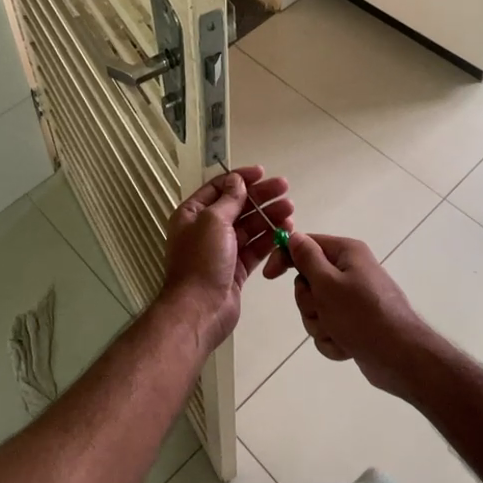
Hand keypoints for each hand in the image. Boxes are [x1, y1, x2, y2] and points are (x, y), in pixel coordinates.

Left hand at [160, 166, 292, 350]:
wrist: (200, 309)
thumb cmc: (201, 260)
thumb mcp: (213, 221)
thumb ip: (229, 200)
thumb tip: (237, 181)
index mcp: (192, 214)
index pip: (218, 188)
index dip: (240, 178)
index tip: (262, 173)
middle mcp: (206, 229)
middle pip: (237, 206)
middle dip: (260, 197)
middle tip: (285, 189)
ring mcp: (222, 250)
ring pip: (249, 227)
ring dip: (268, 216)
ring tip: (290, 209)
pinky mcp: (236, 268)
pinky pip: (255, 248)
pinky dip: (269, 238)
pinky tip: (286, 230)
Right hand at [278, 231, 438, 395]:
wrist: (400, 359)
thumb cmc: (362, 316)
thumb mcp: (328, 284)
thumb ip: (307, 259)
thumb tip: (293, 235)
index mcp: (347, 253)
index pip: (306, 244)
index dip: (285, 257)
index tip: (270, 276)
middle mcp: (350, 271)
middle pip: (308, 281)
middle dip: (310, 303)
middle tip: (323, 311)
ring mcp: (352, 299)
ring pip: (315, 308)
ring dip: (320, 324)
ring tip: (338, 333)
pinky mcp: (354, 324)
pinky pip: (328, 328)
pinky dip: (332, 340)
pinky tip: (346, 347)